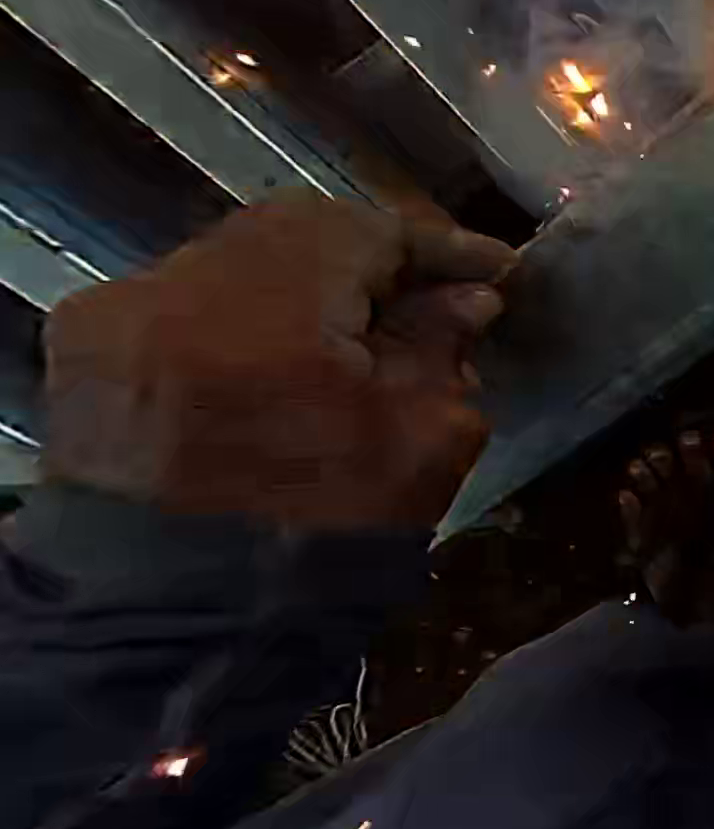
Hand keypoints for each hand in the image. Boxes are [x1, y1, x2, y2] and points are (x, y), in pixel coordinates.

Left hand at [42, 201, 517, 531]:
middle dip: (387, 248)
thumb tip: (471, 298)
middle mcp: (171, 294)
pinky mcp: (99, 343)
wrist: (195, 603)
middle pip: (298, 225)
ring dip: (334, 268)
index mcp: (263, 319)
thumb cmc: (338, 514)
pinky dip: (280, 292)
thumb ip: (445, 344)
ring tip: (393, 306)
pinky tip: (324, 330)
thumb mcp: (429, 428)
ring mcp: (119, 315)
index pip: (365, 233)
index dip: (442, 244)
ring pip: (250, 249)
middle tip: (448, 281)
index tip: (498, 266)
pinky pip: (208, 284)